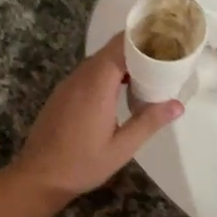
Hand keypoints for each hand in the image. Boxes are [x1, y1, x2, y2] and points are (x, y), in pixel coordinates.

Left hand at [5, 35, 182, 203]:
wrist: (38, 176)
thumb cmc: (81, 164)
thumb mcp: (121, 148)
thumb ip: (148, 122)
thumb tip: (177, 104)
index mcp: (96, 86)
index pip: (121, 46)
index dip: (143, 39)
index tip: (166, 41)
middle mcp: (81, 77)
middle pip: (111, 49)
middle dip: (137, 50)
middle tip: (164, 57)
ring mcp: (69, 84)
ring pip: (99, 60)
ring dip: (122, 62)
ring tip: (148, 73)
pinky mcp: (63, 92)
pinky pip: (89, 72)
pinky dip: (108, 73)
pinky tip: (121, 89)